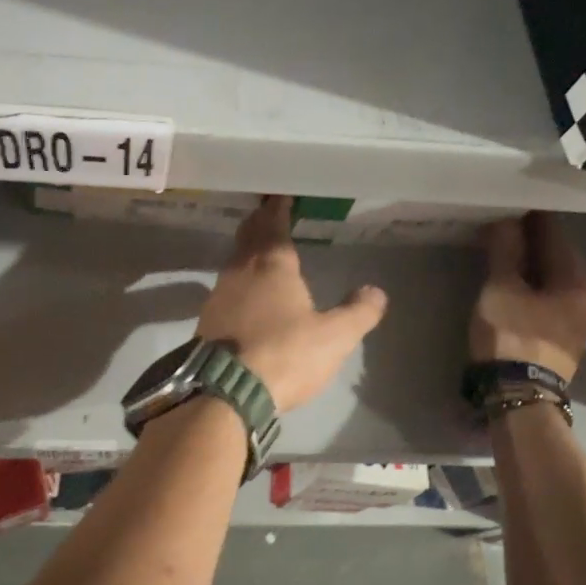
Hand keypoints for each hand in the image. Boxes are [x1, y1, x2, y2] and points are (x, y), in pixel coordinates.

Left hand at [196, 196, 388, 412]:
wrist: (224, 389)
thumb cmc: (284, 354)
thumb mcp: (333, 337)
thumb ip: (357, 312)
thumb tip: (376, 291)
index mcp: (274, 265)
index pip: (275, 225)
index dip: (279, 208)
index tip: (281, 195)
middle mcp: (242, 269)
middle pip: (250, 235)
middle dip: (260, 221)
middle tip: (268, 210)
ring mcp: (220, 292)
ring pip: (236, 259)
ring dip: (247, 248)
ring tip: (260, 246)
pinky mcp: (209, 318)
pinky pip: (227, 284)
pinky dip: (239, 276)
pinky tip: (245, 289)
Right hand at [470, 212, 585, 380]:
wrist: (519, 397)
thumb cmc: (512, 335)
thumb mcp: (502, 287)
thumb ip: (505, 249)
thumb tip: (507, 219)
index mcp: (576, 280)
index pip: (553, 233)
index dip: (529, 216)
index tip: (507, 203)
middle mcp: (584, 298)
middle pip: (555, 255)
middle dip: (529, 239)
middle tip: (498, 223)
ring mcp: (574, 320)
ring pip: (549, 277)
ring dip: (527, 262)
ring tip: (499, 249)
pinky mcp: (559, 337)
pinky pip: (545, 296)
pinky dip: (528, 283)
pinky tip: (508, 280)